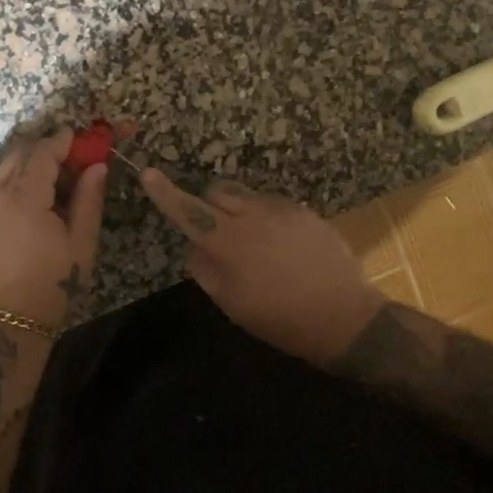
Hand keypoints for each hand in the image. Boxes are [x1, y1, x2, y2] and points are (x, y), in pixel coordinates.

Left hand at [0, 128, 107, 330]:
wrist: (4, 327)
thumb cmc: (51, 287)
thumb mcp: (80, 244)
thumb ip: (88, 199)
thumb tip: (97, 166)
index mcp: (22, 199)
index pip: (41, 154)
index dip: (60, 141)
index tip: (75, 135)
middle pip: (16, 157)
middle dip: (41, 151)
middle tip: (65, 156)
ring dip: (22, 169)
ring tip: (46, 182)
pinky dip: (5, 188)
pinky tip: (22, 204)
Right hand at [141, 169, 383, 363]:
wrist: (345, 316)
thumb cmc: (281, 319)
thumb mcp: (233, 305)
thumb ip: (206, 270)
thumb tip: (195, 247)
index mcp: (228, 242)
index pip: (188, 210)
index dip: (165, 193)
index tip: (147, 173)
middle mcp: (253, 216)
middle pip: (217, 191)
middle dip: (207, 204)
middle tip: (214, 231)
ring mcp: (282, 209)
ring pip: (245, 195)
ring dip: (237, 209)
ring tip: (251, 240)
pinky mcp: (305, 211)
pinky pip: (272, 203)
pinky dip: (263, 216)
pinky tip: (279, 244)